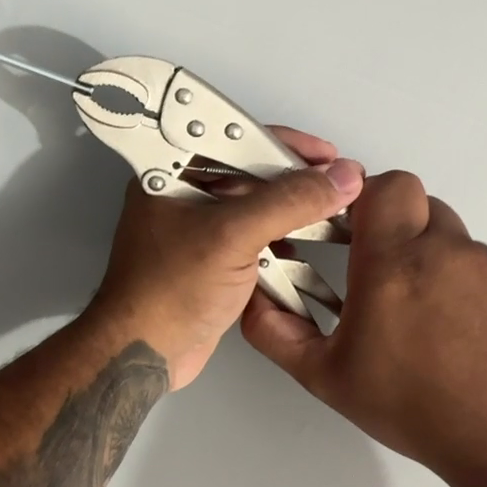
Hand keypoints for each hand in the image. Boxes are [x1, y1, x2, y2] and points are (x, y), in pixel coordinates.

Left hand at [85, 128, 364, 390]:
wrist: (144, 348)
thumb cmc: (168, 288)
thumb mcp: (231, 236)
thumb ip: (288, 202)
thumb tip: (339, 177)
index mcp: (167, 173)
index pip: (228, 138)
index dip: (279, 142)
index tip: (324, 153)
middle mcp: (178, 194)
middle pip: (246, 171)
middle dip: (294, 177)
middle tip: (342, 181)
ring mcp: (194, 227)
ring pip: (253, 205)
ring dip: (293, 208)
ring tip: (337, 210)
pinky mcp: (209, 257)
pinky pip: (252, 235)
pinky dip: (281, 237)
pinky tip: (309, 243)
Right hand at [241, 170, 486, 486]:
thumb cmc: (422, 414)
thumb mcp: (326, 378)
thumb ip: (276, 330)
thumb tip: (251, 297)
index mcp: (395, 265)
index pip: (385, 185)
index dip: (368, 196)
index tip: (357, 226)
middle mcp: (455, 254)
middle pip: (424, 211)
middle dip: (404, 235)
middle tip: (394, 283)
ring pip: (465, 249)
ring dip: (447, 274)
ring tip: (447, 331)